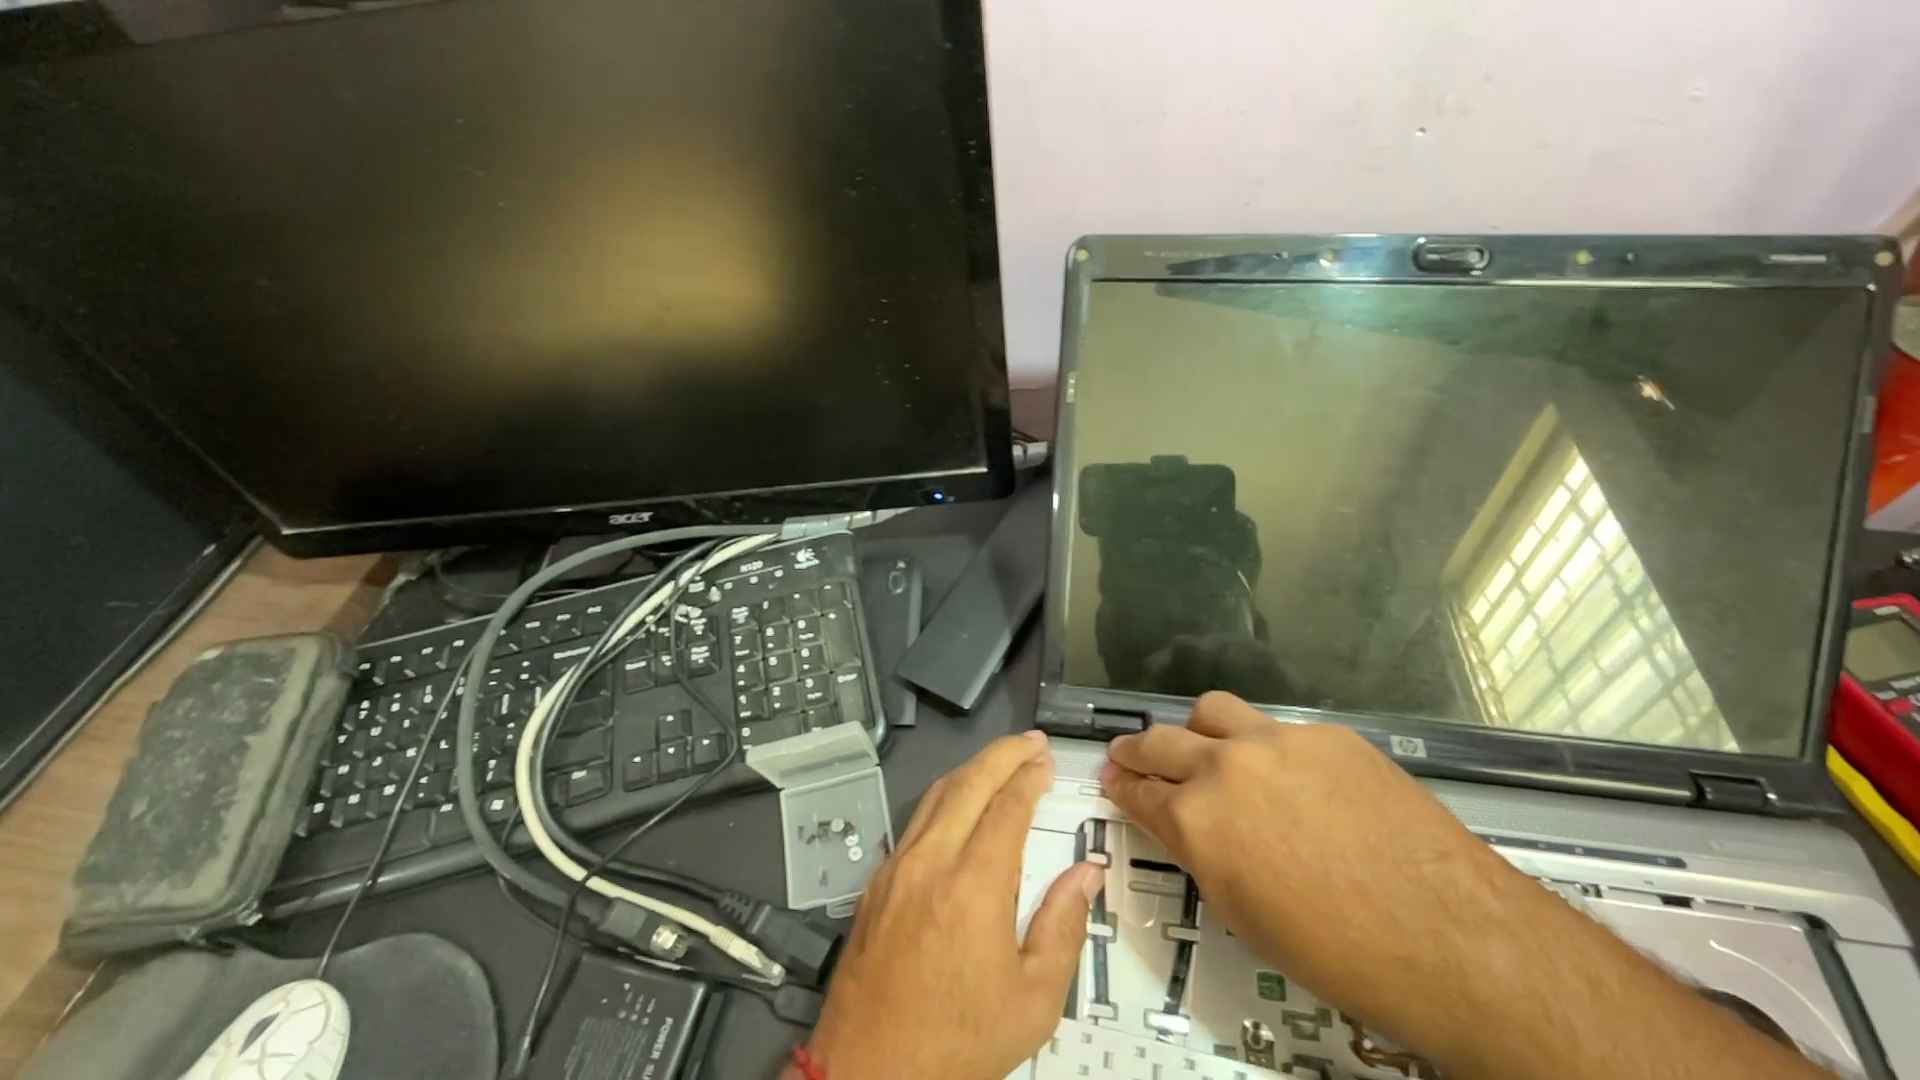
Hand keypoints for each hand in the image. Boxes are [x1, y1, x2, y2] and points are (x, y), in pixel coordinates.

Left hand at [803, 731, 1102, 1079]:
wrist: (869, 1074)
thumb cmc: (957, 1043)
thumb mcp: (1033, 999)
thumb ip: (1062, 926)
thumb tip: (1085, 875)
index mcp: (972, 886)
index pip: (1007, 807)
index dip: (1029, 777)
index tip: (1046, 762)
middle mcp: (929, 864)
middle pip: (967, 784)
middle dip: (1002, 755)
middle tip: (1030, 743)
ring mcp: (895, 872)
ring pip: (934, 797)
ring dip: (970, 772)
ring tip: (999, 763)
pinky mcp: (875, 887)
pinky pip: (913, 824)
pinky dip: (942, 800)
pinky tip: (957, 808)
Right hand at [1099, 692, 1530, 1038]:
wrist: (1447, 935)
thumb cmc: (1337, 952)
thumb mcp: (1242, 914)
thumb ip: (1204, 855)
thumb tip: (1194, 830)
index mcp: (1197, 821)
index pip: (1140, 792)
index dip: (1122, 787)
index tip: (1115, 780)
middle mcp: (1226, 768)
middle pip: (1161, 741)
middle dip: (1137, 750)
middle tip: (1129, 756)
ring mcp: (1279, 743)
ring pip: (1213, 711)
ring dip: (1195, 730)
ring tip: (1201, 747)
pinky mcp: (1329, 736)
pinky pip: (1277, 729)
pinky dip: (1262, 746)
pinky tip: (1285, 775)